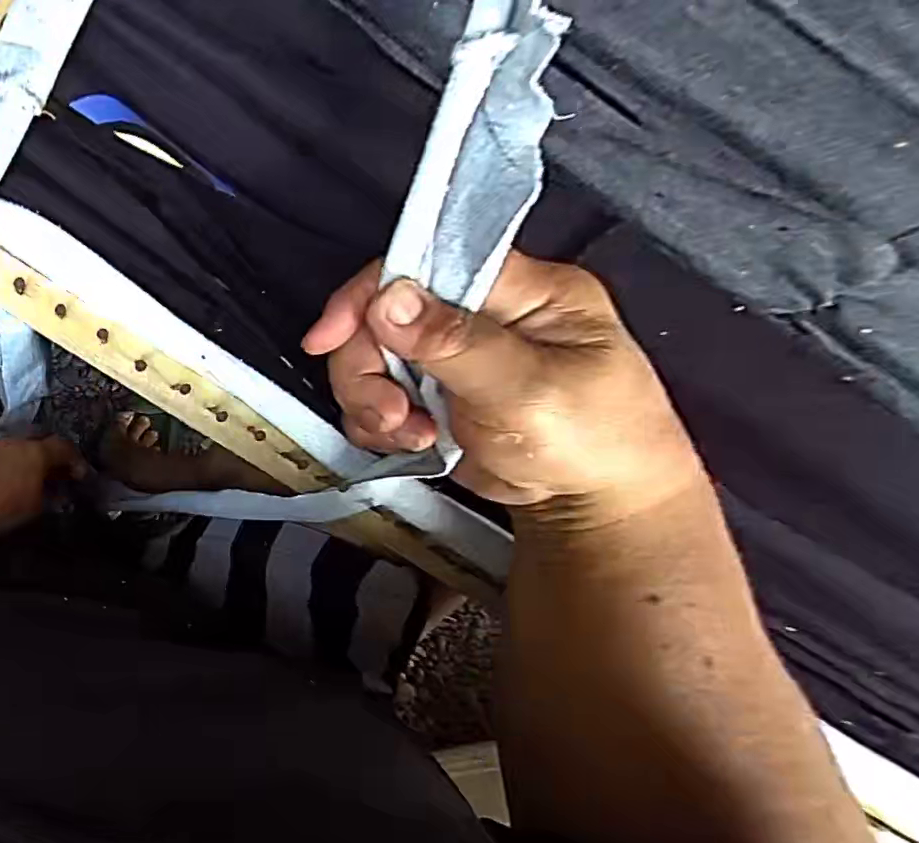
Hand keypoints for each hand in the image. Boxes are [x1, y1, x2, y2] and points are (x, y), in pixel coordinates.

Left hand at [0, 436, 87, 541]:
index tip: (82, 477)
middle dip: (52, 458)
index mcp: (35, 451)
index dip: (77, 462)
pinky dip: (12, 469)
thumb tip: (57, 494)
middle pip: (40, 443)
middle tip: (60, 477)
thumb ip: (50, 499)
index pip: (65, 447)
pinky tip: (10, 488)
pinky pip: (2, 460)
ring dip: (30, 463)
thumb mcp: (35, 512)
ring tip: (36, 485)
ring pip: (19, 450)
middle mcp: (13, 442)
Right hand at [301, 252, 704, 525]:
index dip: (368, 296)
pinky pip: (374, 399)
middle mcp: (477, 317)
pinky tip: (412, 441)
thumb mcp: (525, 389)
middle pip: (380, 320)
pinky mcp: (429, 396)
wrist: (586, 502)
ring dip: (372, 404)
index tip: (328, 337)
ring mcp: (449, 359)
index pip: (425, 264)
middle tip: (389, 413)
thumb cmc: (590, 441)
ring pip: (369, 363)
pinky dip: (378, 425)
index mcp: (518, 293)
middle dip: (367, 371)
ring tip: (411, 434)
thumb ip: (454, 343)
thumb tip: (391, 299)